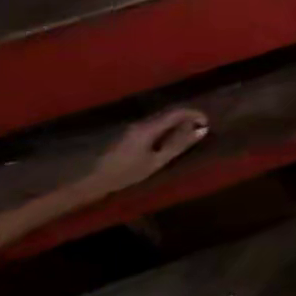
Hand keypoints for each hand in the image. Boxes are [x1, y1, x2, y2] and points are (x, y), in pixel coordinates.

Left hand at [83, 108, 208, 196]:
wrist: (90, 183)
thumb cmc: (125, 173)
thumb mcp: (156, 161)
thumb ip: (180, 144)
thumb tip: (202, 130)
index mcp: (149, 129)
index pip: (178, 112)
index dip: (196, 115)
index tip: (205, 125)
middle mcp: (140, 125)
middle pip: (170, 114)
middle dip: (187, 119)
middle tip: (197, 132)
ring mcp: (132, 130)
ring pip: (161, 120)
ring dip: (176, 124)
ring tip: (184, 137)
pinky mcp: (128, 135)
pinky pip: (153, 125)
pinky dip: (166, 129)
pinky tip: (166, 141)